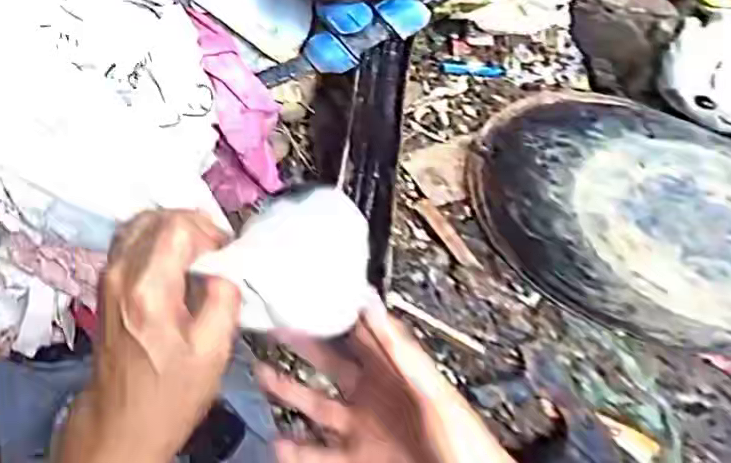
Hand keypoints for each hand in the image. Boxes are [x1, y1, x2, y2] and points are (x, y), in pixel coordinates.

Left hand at [56, 210, 241, 462]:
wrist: (121, 415)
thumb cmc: (169, 393)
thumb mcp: (211, 355)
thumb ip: (222, 302)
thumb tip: (224, 268)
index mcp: (148, 289)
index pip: (176, 228)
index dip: (206, 230)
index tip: (227, 250)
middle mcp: (121, 270)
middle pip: (156, 218)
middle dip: (191, 224)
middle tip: (217, 246)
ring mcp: (108, 270)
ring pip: (139, 221)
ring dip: (170, 225)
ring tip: (198, 247)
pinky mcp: (104, 276)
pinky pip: (128, 236)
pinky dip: (152, 233)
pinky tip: (172, 252)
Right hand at [259, 303, 513, 462]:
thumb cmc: (472, 452)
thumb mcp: (437, 395)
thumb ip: (401, 350)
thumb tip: (371, 300)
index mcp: (393, 376)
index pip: (353, 332)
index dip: (326, 308)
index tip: (296, 285)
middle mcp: (373, 398)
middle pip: (325, 361)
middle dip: (295, 341)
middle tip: (265, 318)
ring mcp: (364, 432)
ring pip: (313, 403)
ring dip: (285, 389)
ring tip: (257, 373)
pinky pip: (318, 453)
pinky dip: (293, 448)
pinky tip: (276, 441)